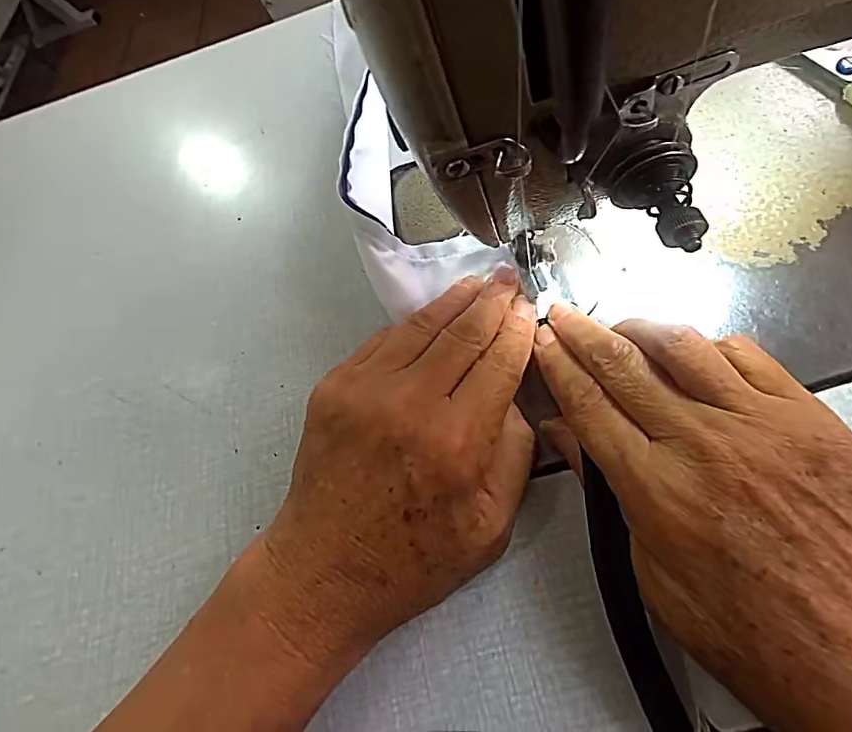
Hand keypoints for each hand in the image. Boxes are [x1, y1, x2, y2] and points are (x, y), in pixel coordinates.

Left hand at [261, 267, 538, 648]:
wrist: (322, 572)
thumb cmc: (414, 559)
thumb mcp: (491, 525)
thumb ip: (515, 452)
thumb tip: (516, 393)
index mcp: (457, 442)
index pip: (499, 362)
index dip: (518, 328)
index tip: (530, 307)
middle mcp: (410, 405)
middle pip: (464, 333)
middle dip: (493, 300)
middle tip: (509, 279)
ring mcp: (365, 390)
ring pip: (423, 326)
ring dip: (455, 300)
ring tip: (478, 283)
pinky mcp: (335, 386)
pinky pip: (385, 340)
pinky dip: (416, 323)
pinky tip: (434, 315)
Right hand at [533, 306, 851, 731]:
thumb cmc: (757, 634)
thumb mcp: (659, 581)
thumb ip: (614, 499)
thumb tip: (577, 440)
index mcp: (660, 491)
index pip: (591, 407)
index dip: (560, 368)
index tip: (545, 343)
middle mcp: (703, 443)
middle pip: (626, 366)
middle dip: (585, 334)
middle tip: (565, 315)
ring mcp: (758, 421)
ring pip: (684, 345)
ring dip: (643, 329)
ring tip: (624, 327)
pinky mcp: (804, 412)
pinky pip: (747, 354)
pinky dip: (711, 345)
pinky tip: (699, 353)